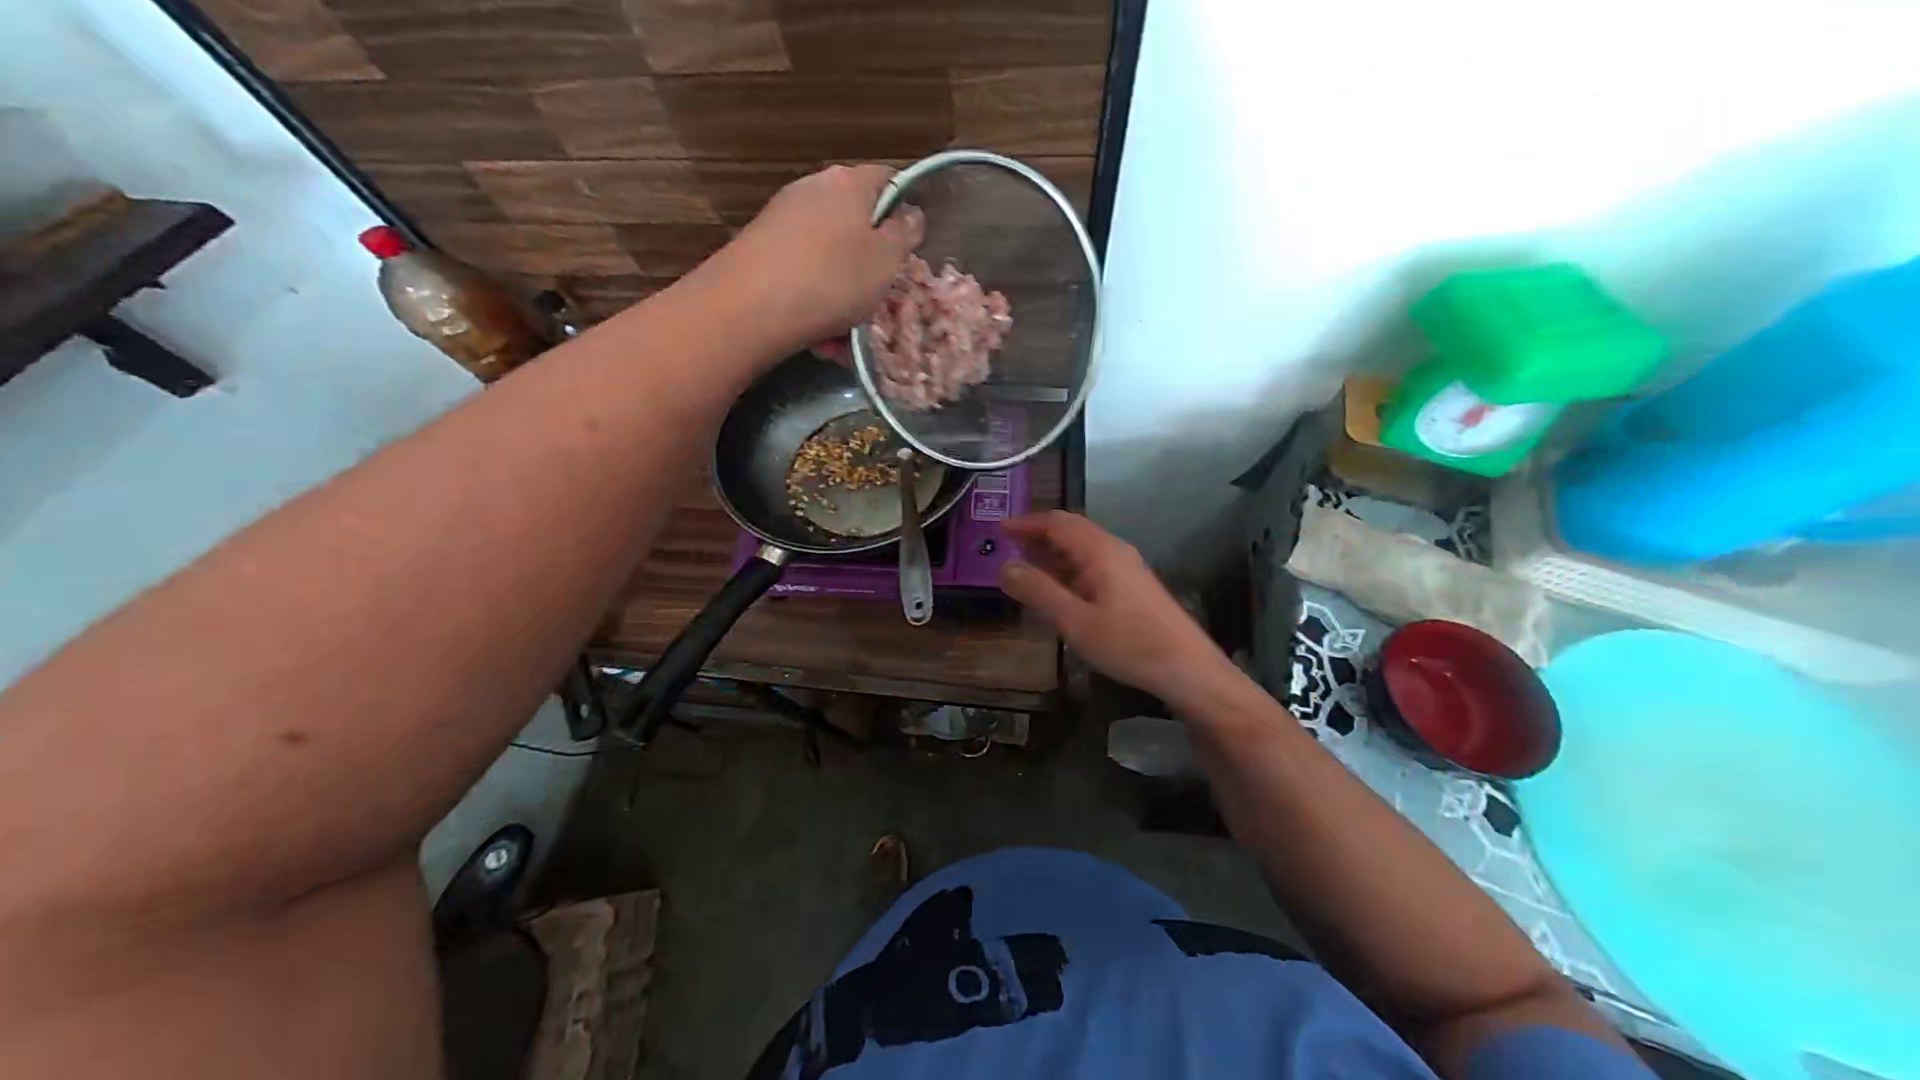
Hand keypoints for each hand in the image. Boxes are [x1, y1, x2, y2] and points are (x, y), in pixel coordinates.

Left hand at [703, 164, 923, 355]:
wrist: (749, 309)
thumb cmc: (833, 278)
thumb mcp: (887, 259)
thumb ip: (905, 234)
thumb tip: (910, 214)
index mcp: (848, 182)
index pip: (888, 181)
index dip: (905, 212)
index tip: (912, 249)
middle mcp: (812, 192)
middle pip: (856, 227)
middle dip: (871, 269)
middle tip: (881, 303)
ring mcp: (782, 223)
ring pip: (830, 262)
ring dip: (844, 300)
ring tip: (846, 337)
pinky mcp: (761, 255)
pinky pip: (803, 280)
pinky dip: (816, 308)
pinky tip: (819, 340)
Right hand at [998, 512, 1239, 707]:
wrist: (1189, 670)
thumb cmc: (1129, 644)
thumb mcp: (1075, 621)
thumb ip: (1038, 591)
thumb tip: (1005, 567)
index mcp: (1100, 551)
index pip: (1057, 522)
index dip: (1026, 523)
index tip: (999, 530)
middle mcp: (1116, 551)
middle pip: (1072, 530)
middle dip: (1038, 535)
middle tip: (1008, 547)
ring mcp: (1128, 568)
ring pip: (1084, 549)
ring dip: (1053, 554)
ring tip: (1026, 568)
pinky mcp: (1135, 587)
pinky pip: (1095, 566)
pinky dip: (1069, 570)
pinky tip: (1060, 592)